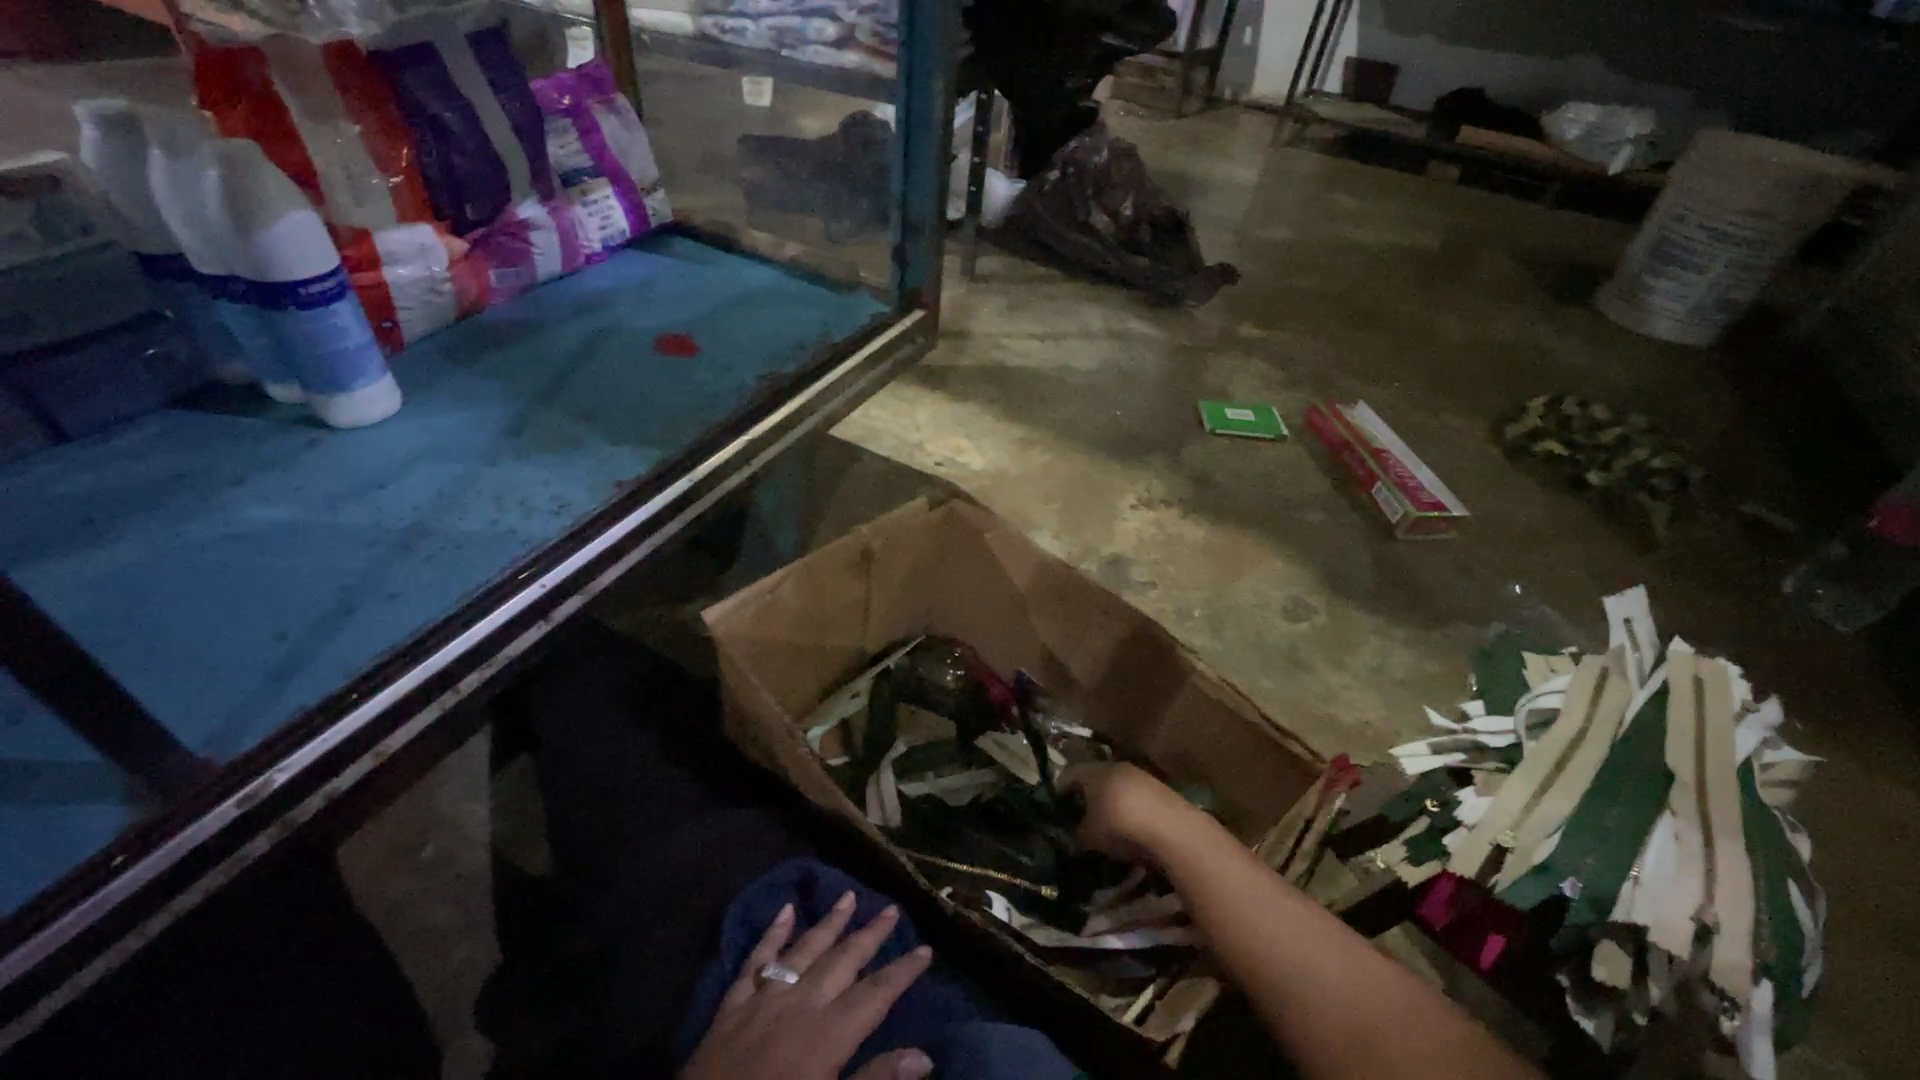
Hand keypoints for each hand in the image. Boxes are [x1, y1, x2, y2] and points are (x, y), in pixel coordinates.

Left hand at [680, 891, 935, 1079]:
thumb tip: (924, 1055)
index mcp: (827, 1034)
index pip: (876, 994)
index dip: (903, 971)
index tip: (926, 948)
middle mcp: (799, 1005)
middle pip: (842, 961)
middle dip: (869, 935)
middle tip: (890, 908)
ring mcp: (763, 1001)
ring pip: (803, 950)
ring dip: (828, 924)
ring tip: (847, 897)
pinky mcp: (731, 1007)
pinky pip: (755, 961)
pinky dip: (771, 934)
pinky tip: (784, 911)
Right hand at [1059, 762, 1209, 864]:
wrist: (1172, 830)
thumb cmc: (1119, 826)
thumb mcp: (1088, 836)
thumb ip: (1074, 834)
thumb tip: (1070, 836)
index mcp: (1094, 771)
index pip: (1067, 774)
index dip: (1056, 793)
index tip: (1053, 813)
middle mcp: (1116, 767)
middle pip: (1093, 779)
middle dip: (1084, 799)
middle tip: (1078, 821)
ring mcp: (1141, 776)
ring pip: (1116, 788)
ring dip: (1108, 805)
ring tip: (1105, 829)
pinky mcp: (1161, 790)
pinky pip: (1135, 798)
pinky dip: (1128, 811)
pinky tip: (1130, 831)